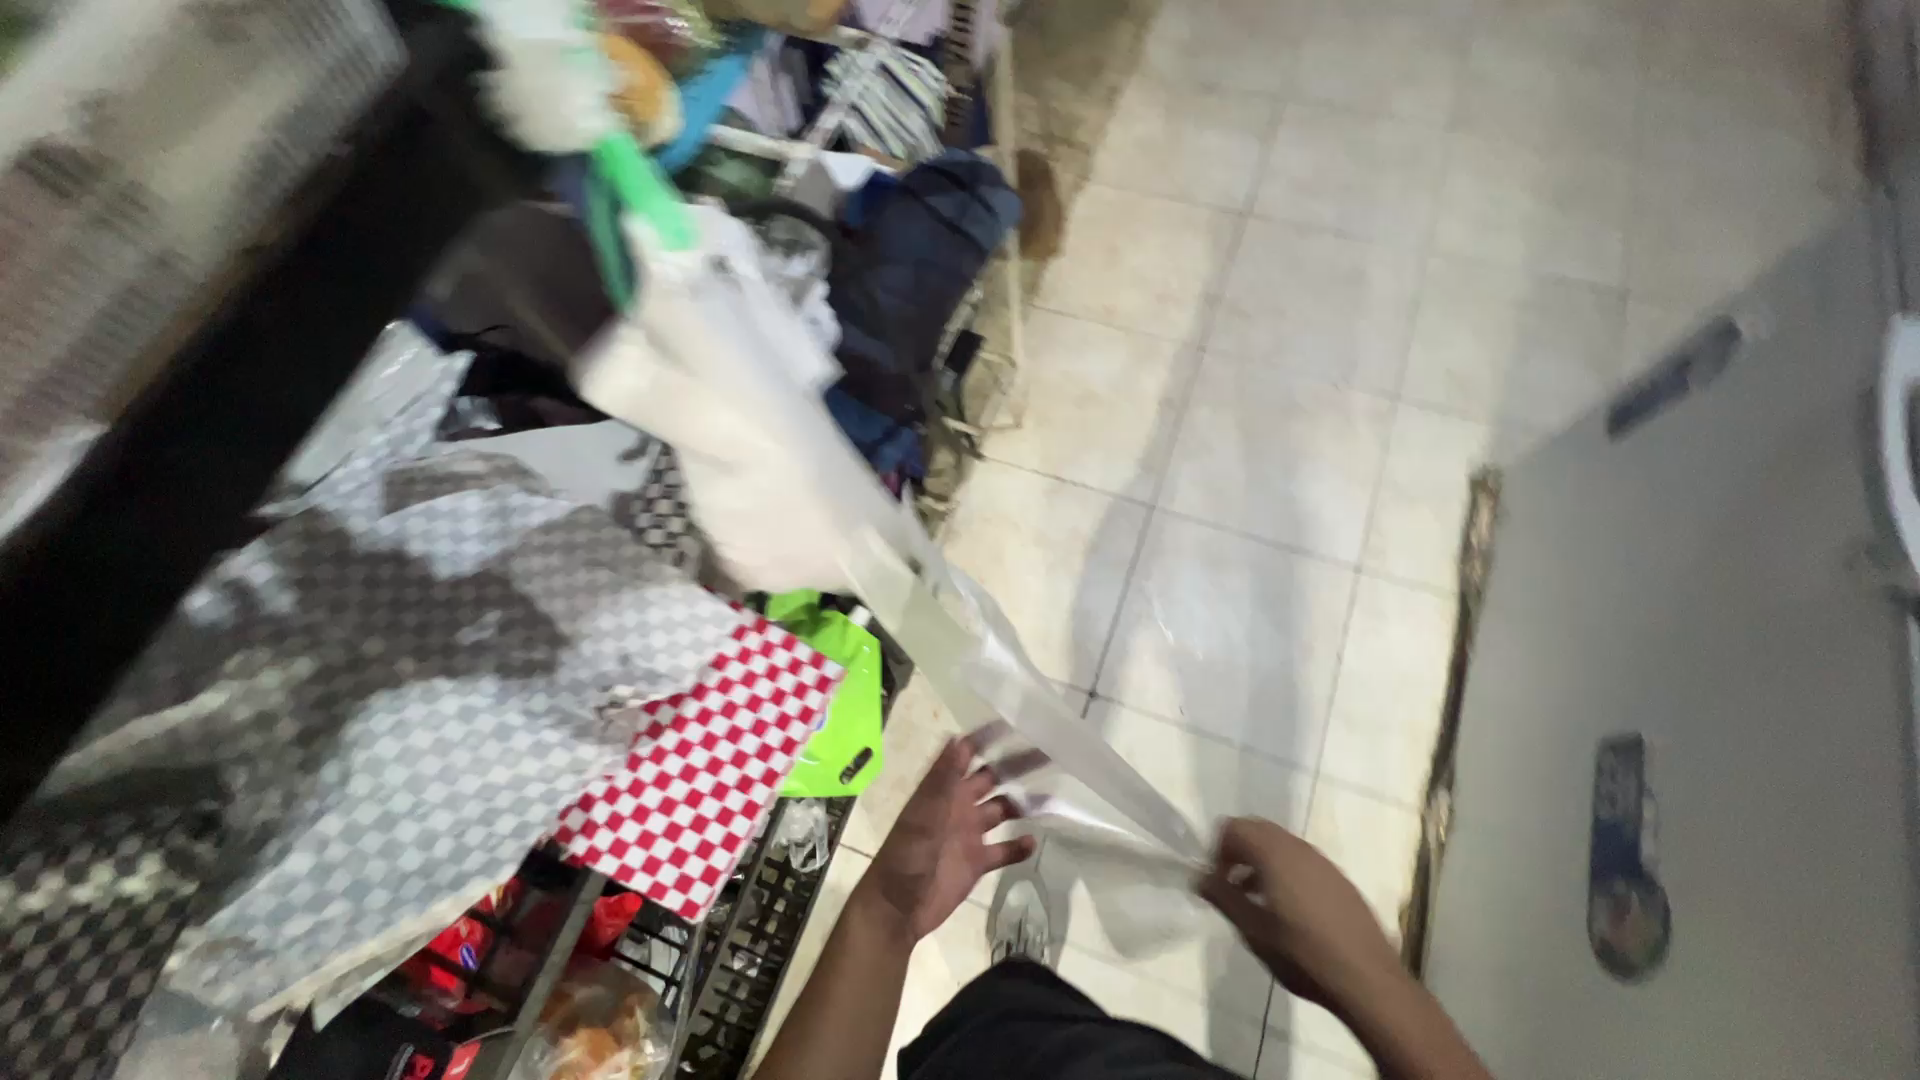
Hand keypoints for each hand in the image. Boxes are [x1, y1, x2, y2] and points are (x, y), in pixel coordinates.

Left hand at [854, 739, 1037, 941]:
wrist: (898, 908)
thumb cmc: (906, 855)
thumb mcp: (924, 813)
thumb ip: (943, 778)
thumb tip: (960, 739)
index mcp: (944, 790)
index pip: (967, 755)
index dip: (988, 739)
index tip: (1017, 723)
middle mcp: (959, 805)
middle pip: (992, 779)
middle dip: (1016, 766)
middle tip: (1049, 751)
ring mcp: (970, 834)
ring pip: (1003, 811)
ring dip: (1024, 804)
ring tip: (1052, 795)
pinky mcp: (978, 862)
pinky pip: (1004, 850)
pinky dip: (1019, 846)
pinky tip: (1034, 842)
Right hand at [1198, 817, 1405, 1013]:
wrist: (1369, 982)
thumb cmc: (1303, 954)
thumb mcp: (1252, 930)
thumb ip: (1223, 897)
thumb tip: (1199, 877)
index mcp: (1274, 854)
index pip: (1234, 827)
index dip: (1217, 849)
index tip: (1216, 879)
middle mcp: (1299, 848)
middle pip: (1258, 829)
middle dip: (1238, 850)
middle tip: (1231, 885)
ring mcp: (1323, 862)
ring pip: (1281, 844)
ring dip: (1261, 861)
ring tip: (1257, 900)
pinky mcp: (1340, 879)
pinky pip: (1303, 860)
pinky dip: (1285, 870)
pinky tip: (1289, 909)